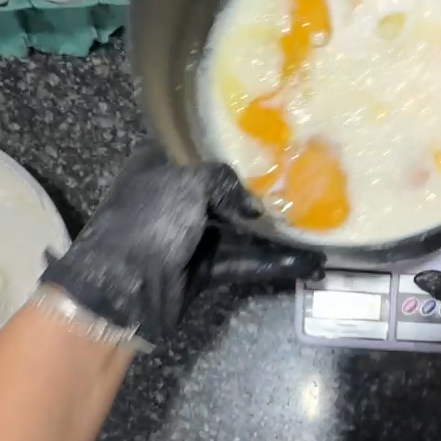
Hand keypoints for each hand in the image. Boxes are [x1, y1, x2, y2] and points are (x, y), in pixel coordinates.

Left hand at [40, 149, 323, 345]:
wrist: (126, 288)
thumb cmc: (149, 222)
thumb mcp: (186, 183)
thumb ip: (223, 179)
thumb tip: (251, 202)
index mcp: (159, 167)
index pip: (200, 152)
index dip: (234, 151)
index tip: (272, 152)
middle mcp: (175, 198)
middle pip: (226, 193)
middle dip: (262, 195)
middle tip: (303, 191)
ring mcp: (189, 236)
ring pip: (240, 230)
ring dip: (274, 235)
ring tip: (314, 233)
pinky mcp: (203, 269)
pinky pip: (242, 261)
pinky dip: (271, 264)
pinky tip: (305, 263)